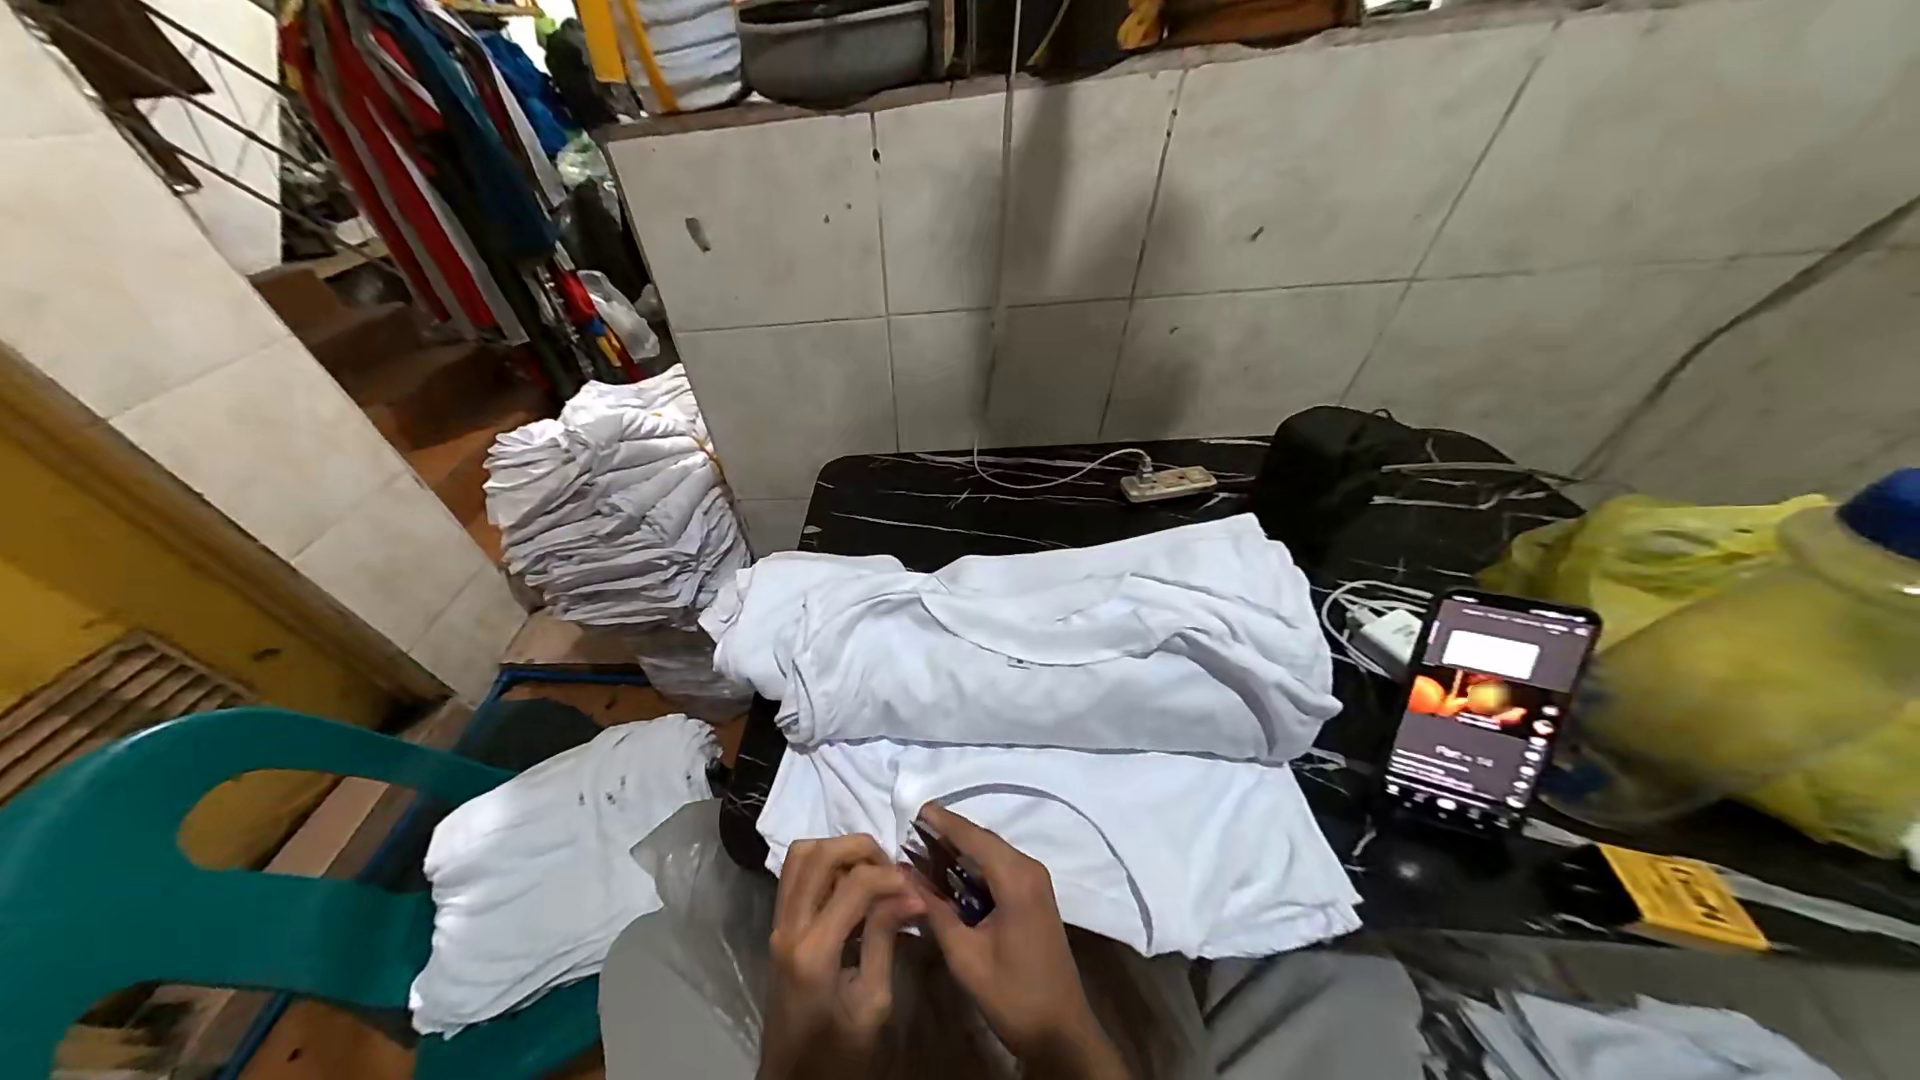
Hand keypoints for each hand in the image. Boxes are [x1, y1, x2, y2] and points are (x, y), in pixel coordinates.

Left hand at [759, 835, 923, 1079]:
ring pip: (801, 855)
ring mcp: (778, 924)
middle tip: (891, 871)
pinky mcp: (779, 925)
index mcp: (813, 952)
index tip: (917, 890)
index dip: (891, 877)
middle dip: (862, 849)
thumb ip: (884, 939)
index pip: (854, 884)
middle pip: (819, 853)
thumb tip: (911, 892)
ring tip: (871, 873)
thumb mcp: (873, 1003)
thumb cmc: (837, 1054)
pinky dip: (825, 863)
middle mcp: (788, 927)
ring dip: (839, 851)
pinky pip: (796, 873)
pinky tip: (851, 886)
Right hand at [910, 803, 1128, 1079]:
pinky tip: (950, 871)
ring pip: (992, 851)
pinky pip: (1000, 866)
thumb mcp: (965, 956)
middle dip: (949, 833)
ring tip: (924, 847)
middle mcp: (1029, 869)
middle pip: (984, 839)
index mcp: (1016, 878)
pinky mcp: (1034, 894)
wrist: (1061, 1030)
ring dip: (961, 848)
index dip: (944, 821)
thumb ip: (935, 911)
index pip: (974, 837)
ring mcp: (1035, 881)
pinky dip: (974, 864)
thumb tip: (906, 876)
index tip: (915, 808)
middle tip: (912, 832)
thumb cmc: (1012, 994)